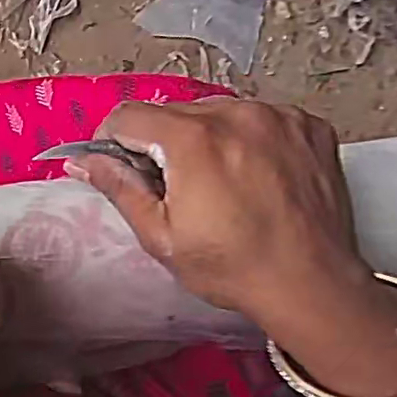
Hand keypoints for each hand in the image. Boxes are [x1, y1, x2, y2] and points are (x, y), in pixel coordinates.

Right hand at [65, 99, 371, 329]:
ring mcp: (279, 116)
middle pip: (174, 112)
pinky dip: (247, 139)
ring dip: (205, 139)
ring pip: (217, 112)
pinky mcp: (309, 125)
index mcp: (194, 140)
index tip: (119, 164)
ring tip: (219, 185)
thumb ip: (120, 189)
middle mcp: (237, 114)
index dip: (112, 140)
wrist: (311, 284)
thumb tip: (85, 161)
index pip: (128, 114)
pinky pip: (259, 118)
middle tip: (173, 187)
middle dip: (162, 143)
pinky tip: (253, 176)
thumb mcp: (162, 237)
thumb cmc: (234, 268)